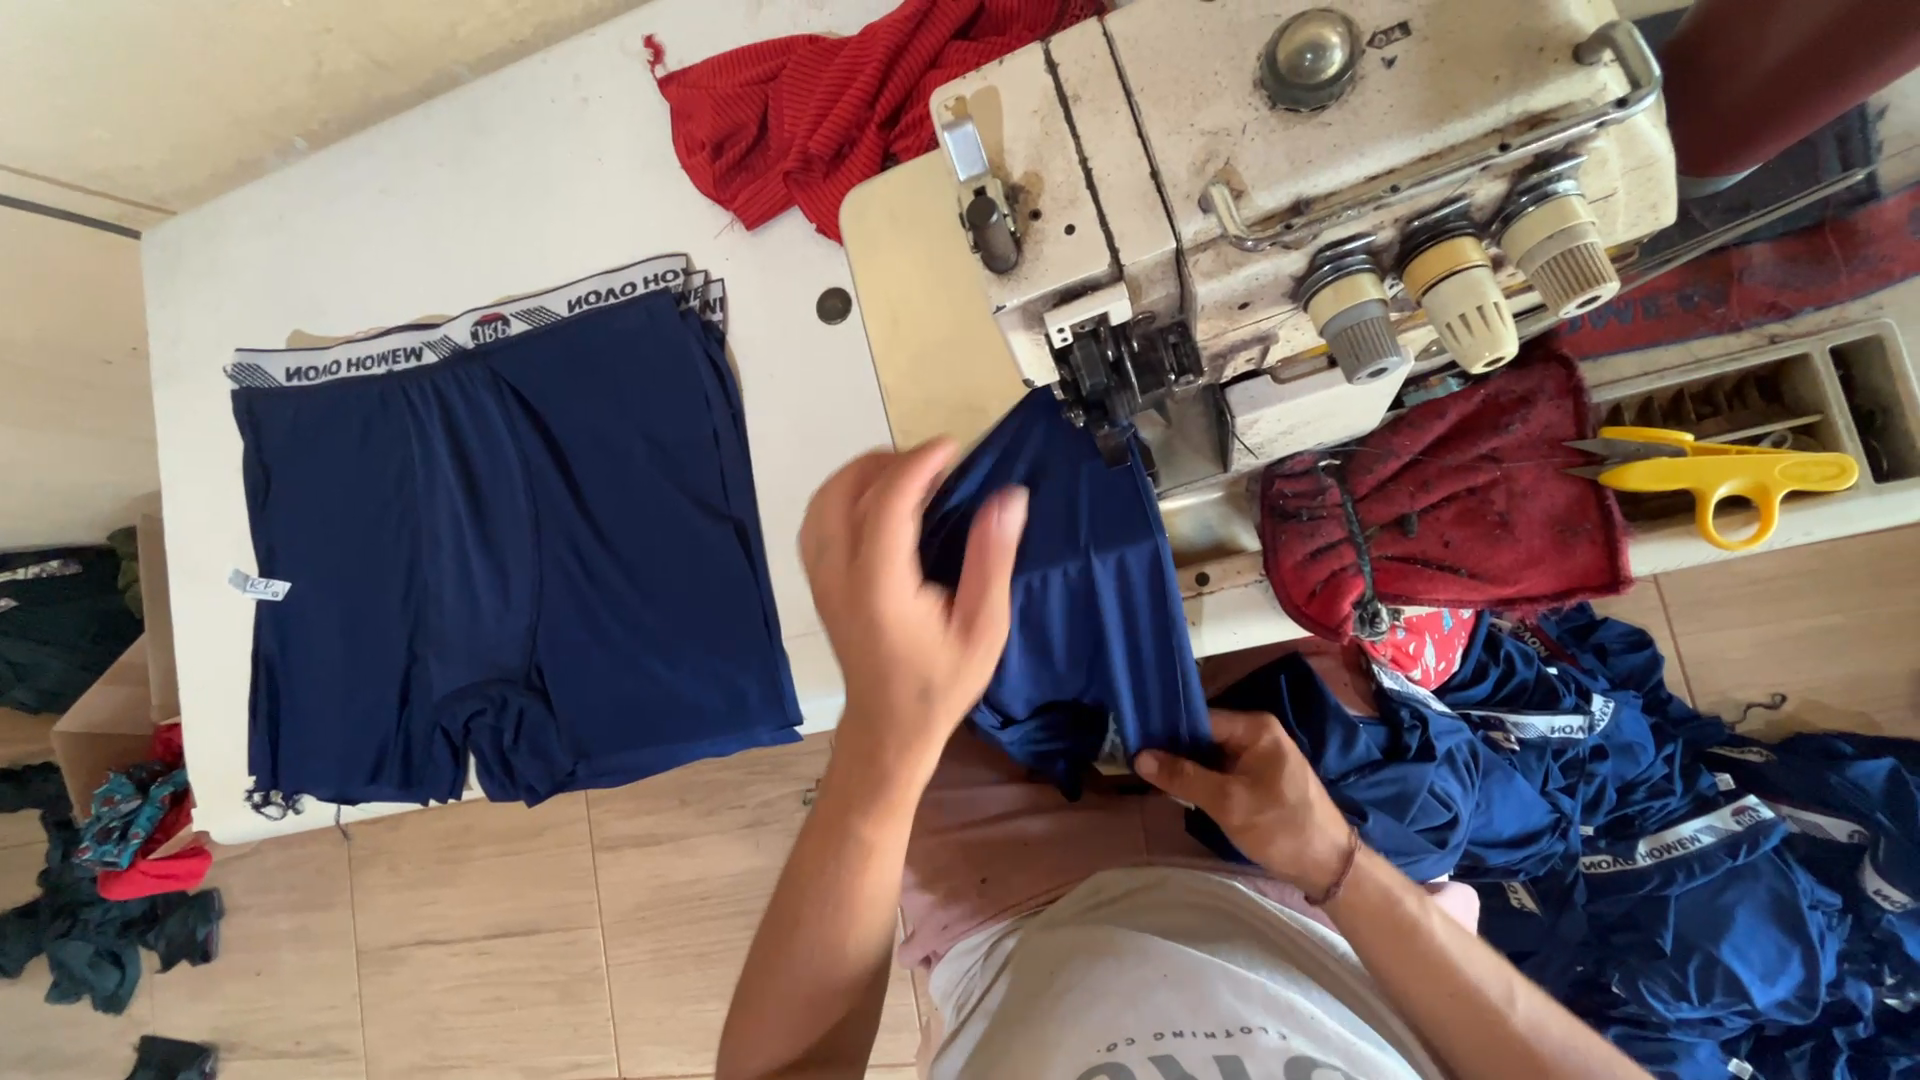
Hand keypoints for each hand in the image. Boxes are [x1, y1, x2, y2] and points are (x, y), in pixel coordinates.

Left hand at [799, 439, 1027, 782]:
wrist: (889, 728)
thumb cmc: (941, 683)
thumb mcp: (983, 628)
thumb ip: (992, 560)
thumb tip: (1008, 498)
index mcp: (881, 586)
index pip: (887, 502)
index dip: (918, 463)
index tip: (951, 446)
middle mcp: (840, 576)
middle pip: (843, 491)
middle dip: (887, 462)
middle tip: (932, 464)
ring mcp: (821, 580)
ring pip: (822, 502)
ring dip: (861, 475)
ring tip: (907, 476)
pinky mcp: (818, 585)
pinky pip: (816, 522)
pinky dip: (842, 496)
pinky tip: (876, 504)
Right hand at [1135, 709, 1356, 895]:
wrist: (1330, 867)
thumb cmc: (1280, 827)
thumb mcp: (1227, 802)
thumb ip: (1183, 777)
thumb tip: (1139, 757)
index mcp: (1255, 727)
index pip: (1199, 718)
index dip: (1167, 731)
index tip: (1134, 743)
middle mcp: (1257, 733)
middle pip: (1203, 735)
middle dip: (1173, 750)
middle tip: (1136, 762)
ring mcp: (1259, 756)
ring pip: (1210, 755)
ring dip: (1186, 767)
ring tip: (1149, 775)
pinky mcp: (1259, 778)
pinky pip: (1221, 770)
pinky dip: (1202, 779)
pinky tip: (1178, 789)